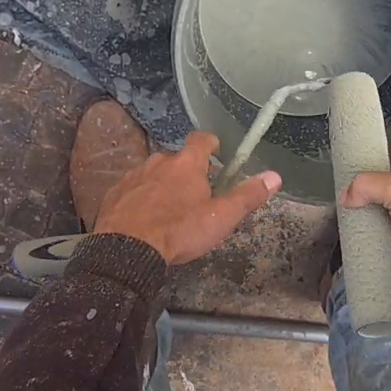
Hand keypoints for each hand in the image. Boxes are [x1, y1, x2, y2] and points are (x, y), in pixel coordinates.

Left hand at [94, 132, 281, 263]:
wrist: (126, 250)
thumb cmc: (179, 231)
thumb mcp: (220, 218)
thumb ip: (247, 196)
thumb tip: (275, 176)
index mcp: (187, 164)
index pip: (202, 140)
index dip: (211, 144)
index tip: (217, 153)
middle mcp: (159, 161)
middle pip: (177, 159)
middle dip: (187, 172)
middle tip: (197, 195)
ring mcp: (134, 176)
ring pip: (154, 174)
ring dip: (163, 185)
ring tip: (170, 211)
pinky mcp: (114, 193)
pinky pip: (133, 189)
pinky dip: (141, 198)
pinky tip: (145, 219)